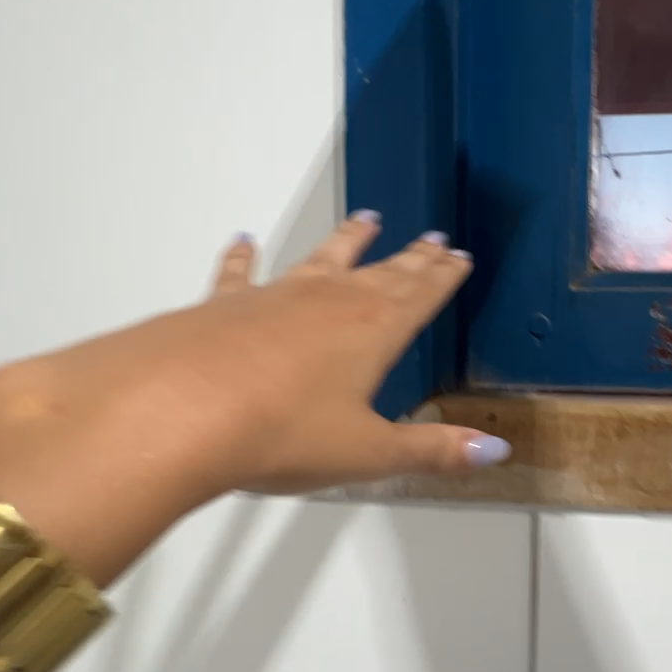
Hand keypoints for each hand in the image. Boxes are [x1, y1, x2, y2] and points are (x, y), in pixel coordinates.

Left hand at [0, 213, 507, 510]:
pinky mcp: (222, 307)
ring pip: (323, 262)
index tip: (460, 256)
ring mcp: (274, 298)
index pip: (420, 297)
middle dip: (411, 258)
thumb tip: (498, 450)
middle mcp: (329, 303)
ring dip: (348, 242)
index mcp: (373, 332)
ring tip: (368, 218)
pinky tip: (244, 239)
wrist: (173, 415)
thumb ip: (433, 451)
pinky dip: (243, 258)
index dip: (443, 278)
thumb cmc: (284, 435)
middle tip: (434, 237)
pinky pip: (240, 275)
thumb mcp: (368, 453)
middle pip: (382, 273)